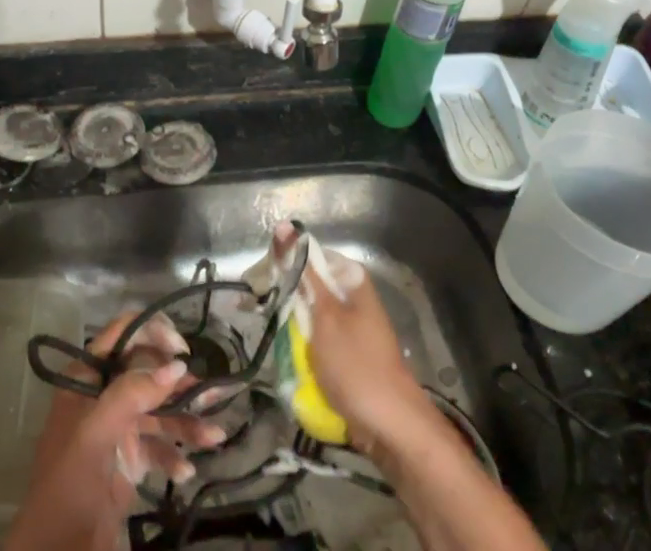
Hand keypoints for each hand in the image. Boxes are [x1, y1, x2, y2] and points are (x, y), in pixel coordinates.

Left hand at [5, 310, 225, 550]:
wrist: (57, 547)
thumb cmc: (70, 482)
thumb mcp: (97, 433)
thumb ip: (133, 393)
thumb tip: (178, 364)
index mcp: (85, 379)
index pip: (121, 336)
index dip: (153, 333)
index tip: (183, 351)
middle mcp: (102, 396)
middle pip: (148, 374)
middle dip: (180, 384)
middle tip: (212, 395)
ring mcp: (117, 428)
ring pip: (159, 411)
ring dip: (187, 421)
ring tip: (214, 436)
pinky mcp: (129, 458)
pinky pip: (159, 445)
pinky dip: (175, 454)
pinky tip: (186, 471)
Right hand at [273, 226, 439, 461]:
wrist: (388, 424)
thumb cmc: (355, 364)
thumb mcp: (323, 315)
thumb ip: (303, 274)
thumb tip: (286, 227)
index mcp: (354, 284)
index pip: (314, 258)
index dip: (289, 265)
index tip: (264, 279)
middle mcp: (355, 302)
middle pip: (312, 289)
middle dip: (288, 300)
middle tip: (263, 311)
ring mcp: (353, 331)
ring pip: (312, 318)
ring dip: (293, 328)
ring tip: (274, 338)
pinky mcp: (348, 357)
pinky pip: (319, 344)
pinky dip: (304, 349)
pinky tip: (290, 359)